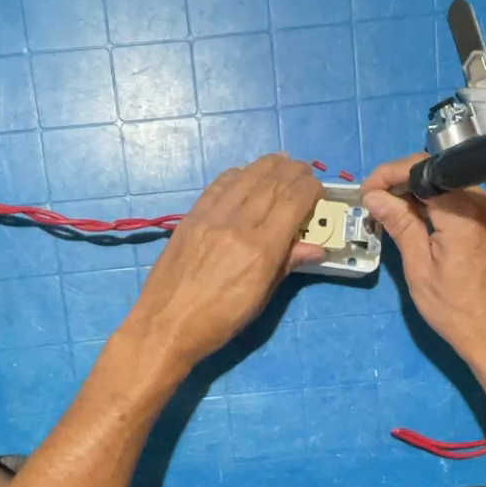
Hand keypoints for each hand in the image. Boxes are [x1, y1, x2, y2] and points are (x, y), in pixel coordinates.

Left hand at [122, 154, 323, 372]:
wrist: (167, 324)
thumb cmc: (219, 322)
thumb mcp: (260, 299)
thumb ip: (286, 266)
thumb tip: (314, 248)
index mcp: (261, 250)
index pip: (293, 202)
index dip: (310, 190)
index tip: (318, 190)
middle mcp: (238, 226)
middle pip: (272, 184)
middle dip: (294, 172)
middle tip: (305, 171)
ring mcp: (212, 218)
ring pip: (246, 177)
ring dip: (268, 165)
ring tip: (282, 162)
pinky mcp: (191, 217)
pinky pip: (219, 185)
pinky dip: (238, 174)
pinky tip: (246, 174)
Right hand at [362, 154, 485, 367]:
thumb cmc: (454, 310)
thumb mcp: (419, 269)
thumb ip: (400, 225)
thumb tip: (374, 197)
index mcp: (466, 214)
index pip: (423, 172)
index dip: (390, 175)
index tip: (368, 191)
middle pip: (439, 175)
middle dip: (404, 184)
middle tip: (376, 204)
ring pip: (451, 186)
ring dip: (422, 195)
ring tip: (395, 214)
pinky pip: (465, 200)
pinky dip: (441, 205)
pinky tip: (423, 222)